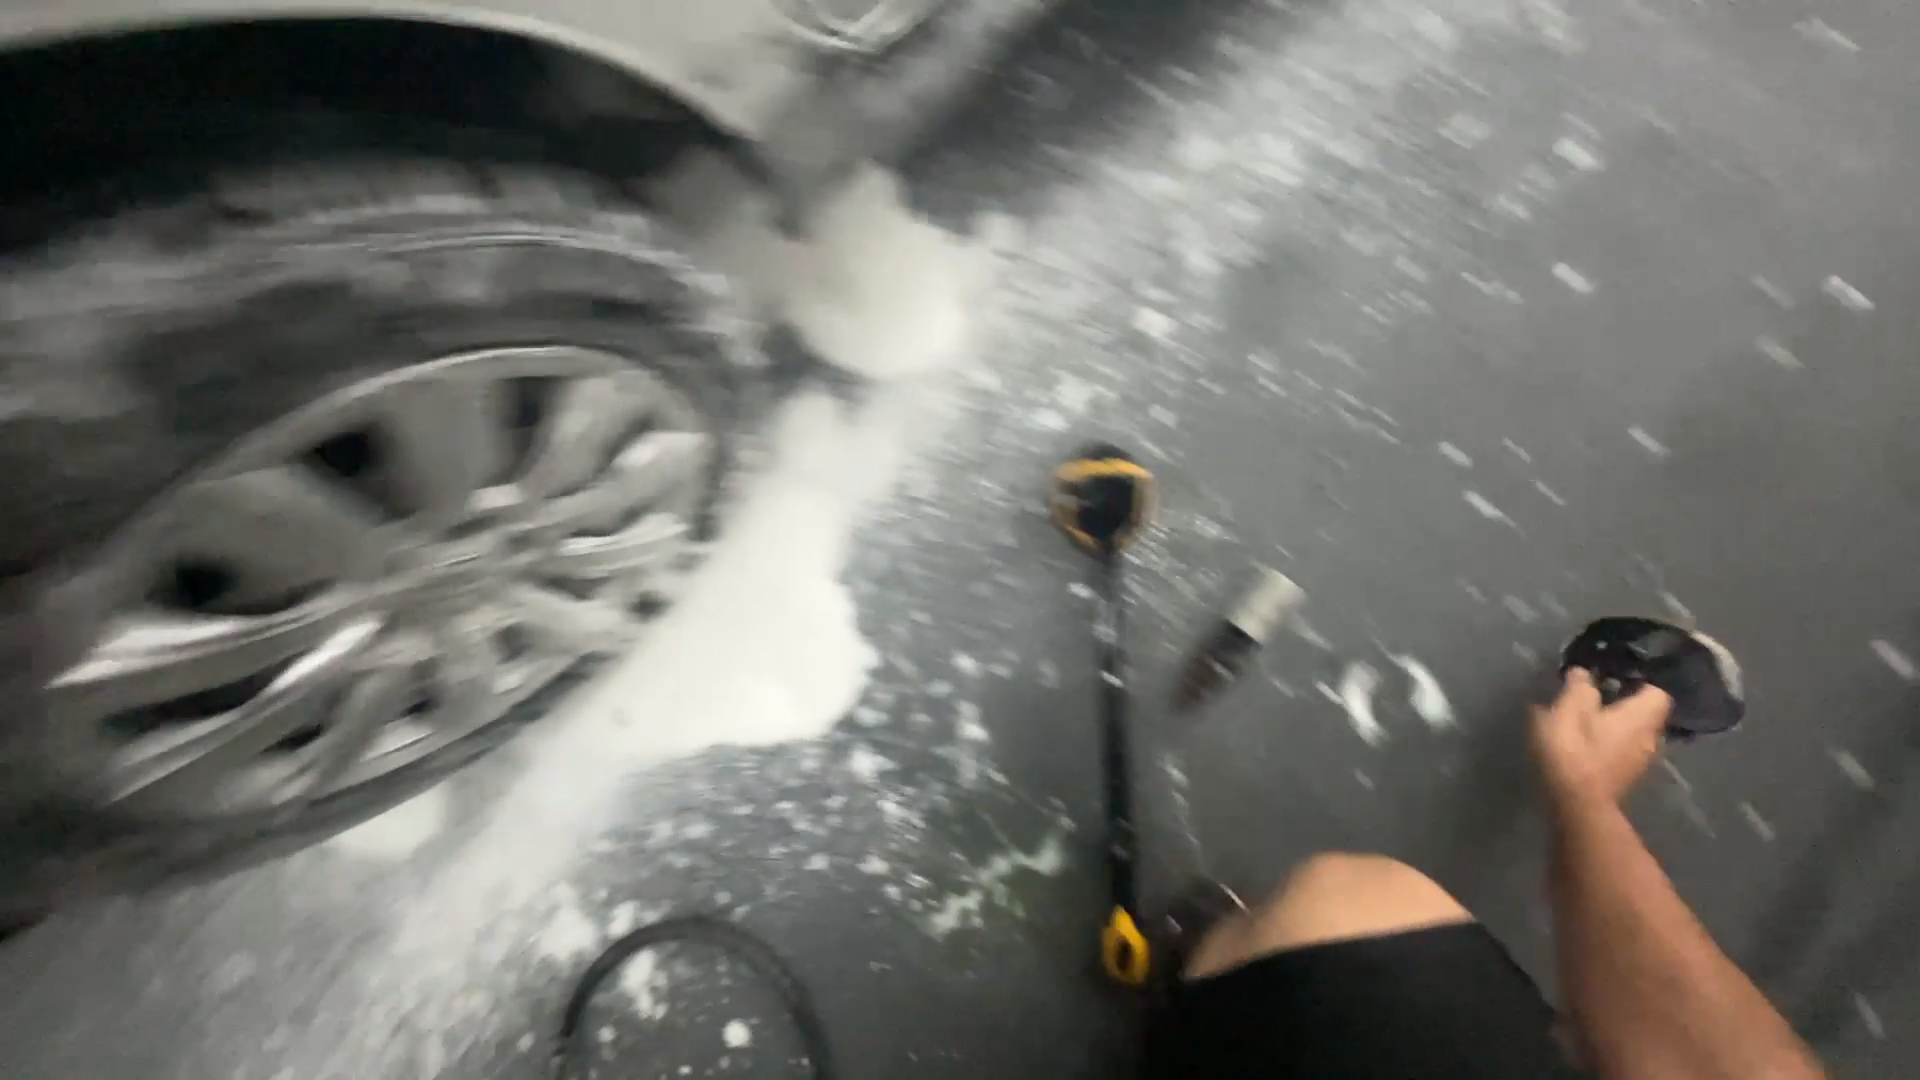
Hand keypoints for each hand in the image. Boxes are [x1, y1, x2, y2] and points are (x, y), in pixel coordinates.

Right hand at [1531, 668, 1672, 808]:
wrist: (1576, 802)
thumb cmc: (1573, 750)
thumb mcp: (1567, 710)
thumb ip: (1578, 688)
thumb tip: (1584, 673)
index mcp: (1641, 717)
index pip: (1657, 691)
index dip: (1635, 680)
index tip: (1609, 676)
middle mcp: (1651, 737)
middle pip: (1644, 712)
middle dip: (1621, 701)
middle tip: (1590, 694)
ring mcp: (1641, 759)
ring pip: (1632, 730)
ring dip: (1612, 722)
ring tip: (1582, 718)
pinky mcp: (1625, 774)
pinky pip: (1622, 747)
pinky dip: (1607, 740)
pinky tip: (1582, 742)